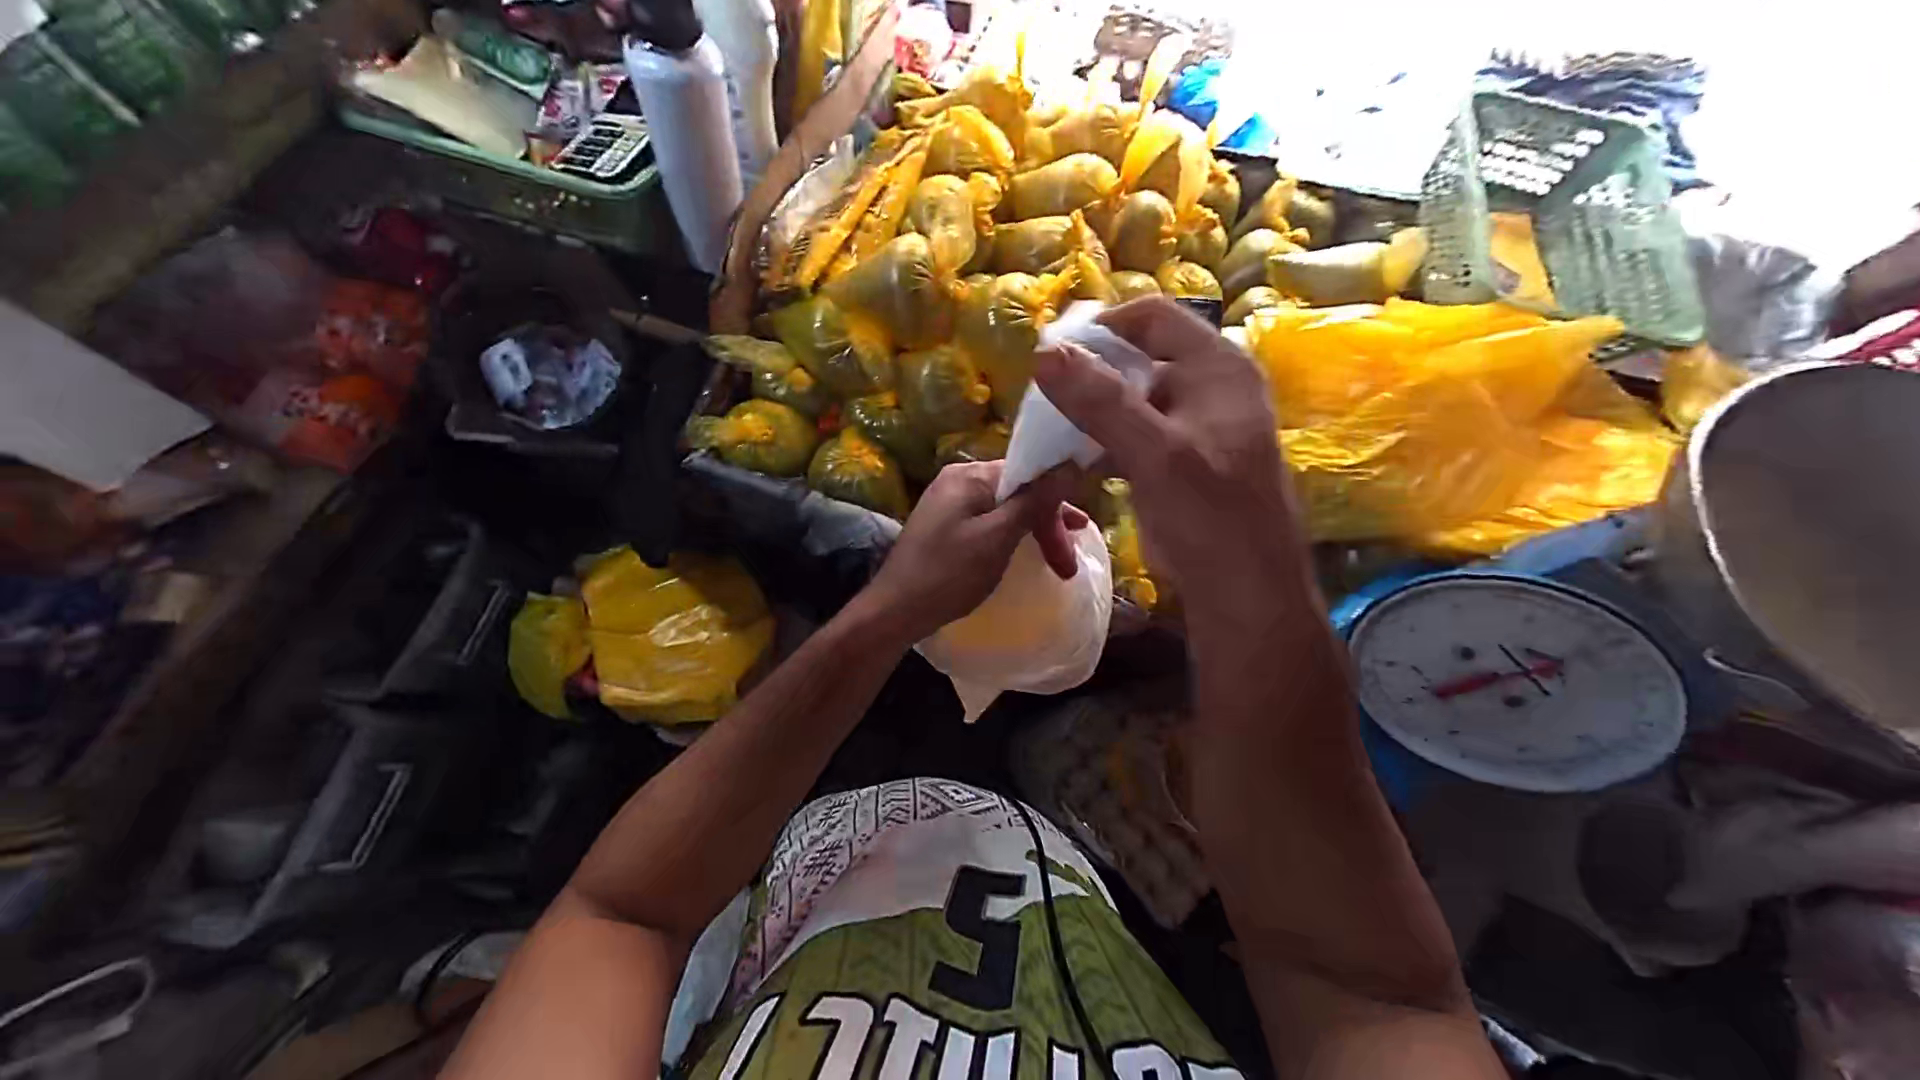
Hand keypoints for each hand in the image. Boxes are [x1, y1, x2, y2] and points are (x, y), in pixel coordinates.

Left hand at [858, 461, 1087, 643]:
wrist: (895, 610)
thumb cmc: (948, 573)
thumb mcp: (997, 538)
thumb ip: (1034, 502)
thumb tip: (1070, 465)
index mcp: (969, 475)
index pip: (1028, 474)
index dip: (1056, 503)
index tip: (1080, 533)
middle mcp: (958, 480)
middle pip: (1018, 492)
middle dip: (1047, 525)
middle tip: (1067, 565)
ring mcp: (949, 503)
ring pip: (1005, 510)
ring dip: (1032, 533)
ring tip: (1058, 564)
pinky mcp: (945, 525)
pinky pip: (989, 522)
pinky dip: (1011, 538)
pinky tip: (1024, 553)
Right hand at [1033, 297, 1312, 639]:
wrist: (1242, 587)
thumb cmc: (1210, 514)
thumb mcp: (1154, 452)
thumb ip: (1100, 400)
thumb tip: (1044, 353)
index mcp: (1216, 367)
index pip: (1152, 318)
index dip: (1102, 327)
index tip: (1054, 356)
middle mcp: (1208, 386)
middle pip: (1140, 356)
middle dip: (1092, 374)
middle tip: (1048, 397)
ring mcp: (1194, 424)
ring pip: (1132, 398)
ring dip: (1093, 411)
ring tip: (1054, 429)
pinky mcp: (1180, 459)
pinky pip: (1135, 433)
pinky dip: (1105, 440)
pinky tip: (1076, 459)